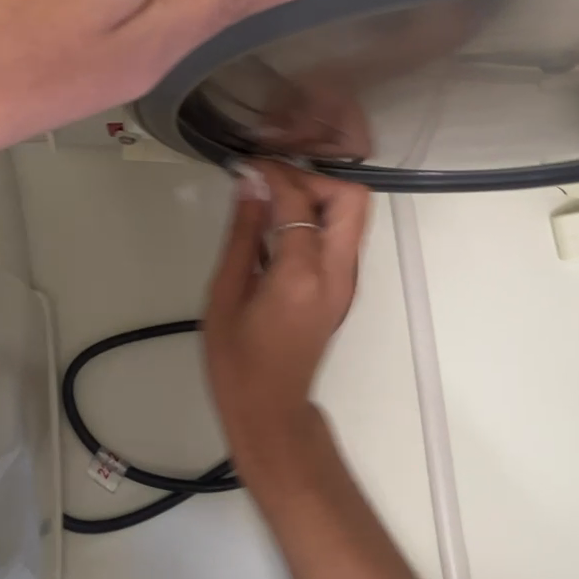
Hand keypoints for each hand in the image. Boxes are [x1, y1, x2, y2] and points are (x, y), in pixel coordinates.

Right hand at [203, 161, 370, 461]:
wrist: (270, 410)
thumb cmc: (236, 360)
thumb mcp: (225, 293)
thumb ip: (242, 234)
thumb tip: (250, 185)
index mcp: (302, 276)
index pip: (299, 202)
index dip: (274, 174)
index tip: (249, 168)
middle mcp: (337, 273)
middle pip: (352, 199)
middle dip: (312, 179)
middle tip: (271, 185)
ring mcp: (347, 282)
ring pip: (353, 215)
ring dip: (318, 197)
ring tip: (271, 203)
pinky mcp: (345, 288)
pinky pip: (341, 236)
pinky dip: (317, 219)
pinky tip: (278, 230)